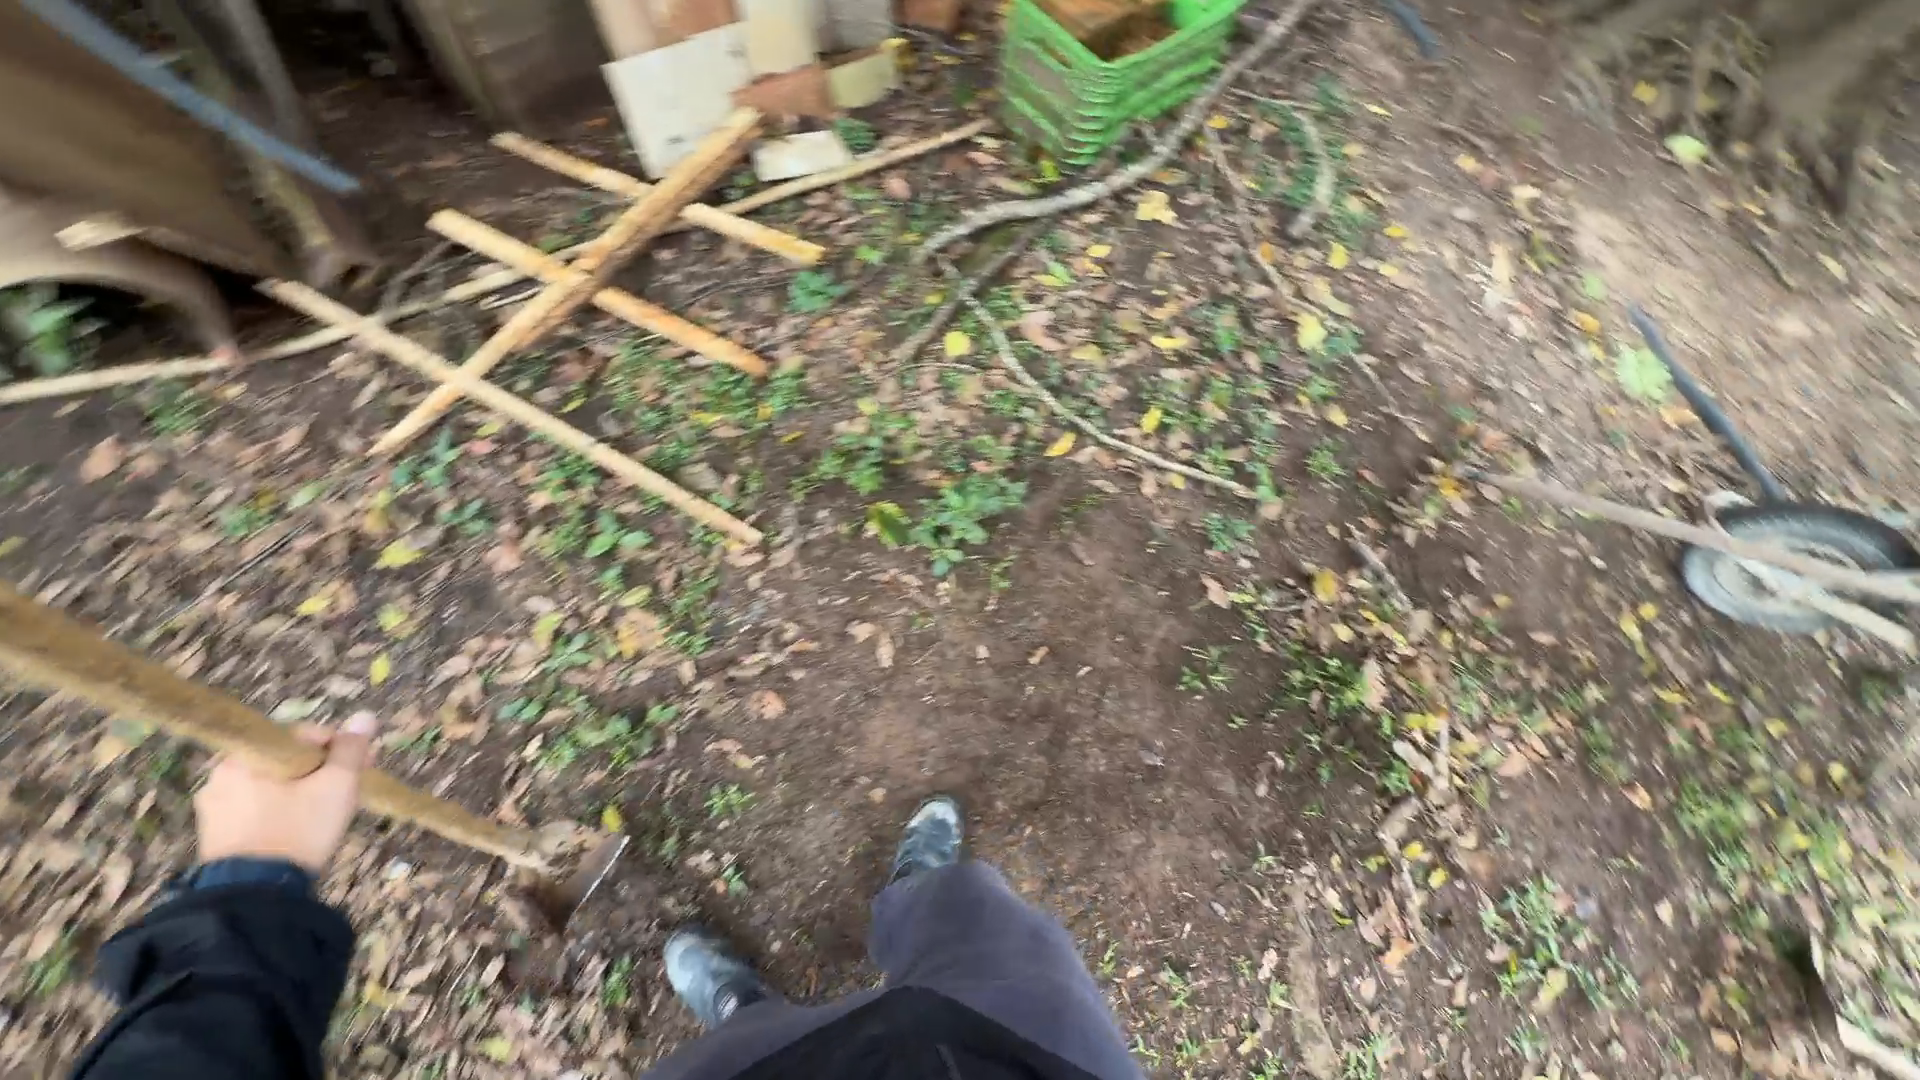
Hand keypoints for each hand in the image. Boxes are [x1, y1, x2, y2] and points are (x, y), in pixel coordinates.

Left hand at [194, 711, 380, 874]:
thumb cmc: (300, 828)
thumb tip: (364, 717)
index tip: (363, 763)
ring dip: (304, 787)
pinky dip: (283, 807)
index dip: (339, 746)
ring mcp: (214, 807)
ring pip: (274, 783)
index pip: (303, 735)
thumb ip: (352, 748)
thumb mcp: (338, 784)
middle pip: (288, 759)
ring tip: (330, 807)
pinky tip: (303, 823)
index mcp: (246, 758)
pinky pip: (258, 806)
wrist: (256, 892)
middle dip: (324, 768)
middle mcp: (221, 776)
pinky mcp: (215, 833)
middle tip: (352, 786)